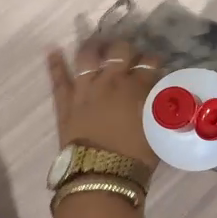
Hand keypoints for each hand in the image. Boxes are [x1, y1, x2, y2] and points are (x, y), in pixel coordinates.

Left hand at [46, 37, 163, 171]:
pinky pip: (59, 78)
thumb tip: (163, 99)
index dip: (154, 59)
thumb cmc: (136, 157)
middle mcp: (111, 82)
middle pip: (119, 52)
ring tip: (97, 43)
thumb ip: (160, 108)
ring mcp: (85, 89)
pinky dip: (55, 63)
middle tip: (128, 51)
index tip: (156, 61)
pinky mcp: (65, 102)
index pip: (149, 63)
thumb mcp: (158, 129)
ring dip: (93, 47)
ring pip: (87, 57)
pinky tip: (52, 49)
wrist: (101, 174)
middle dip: (126, 48)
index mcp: (137, 88)